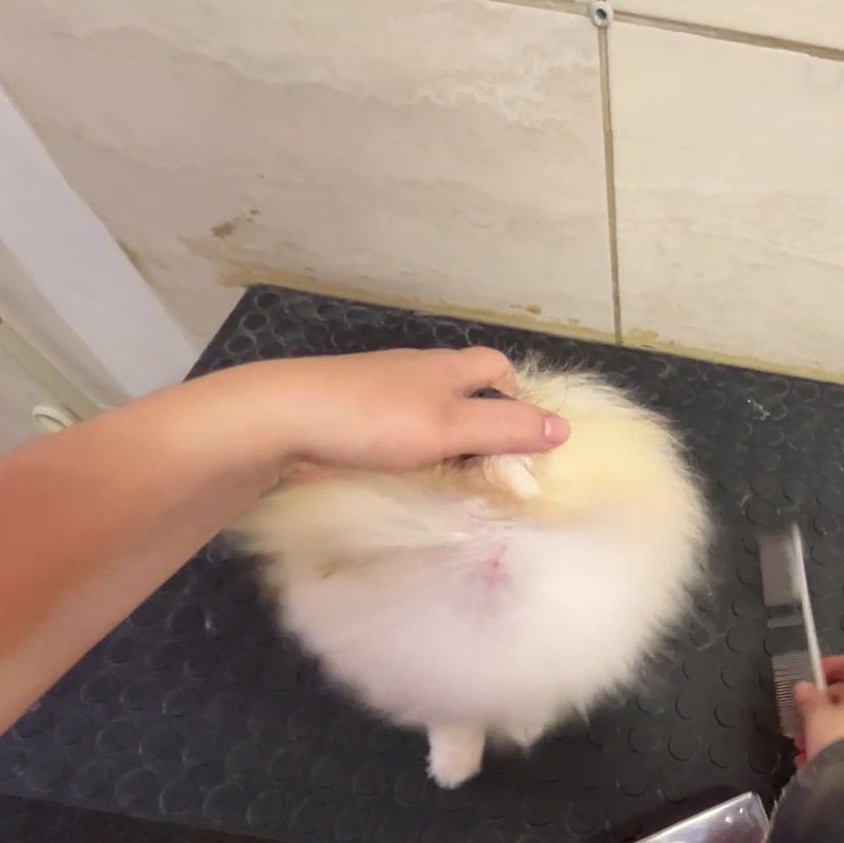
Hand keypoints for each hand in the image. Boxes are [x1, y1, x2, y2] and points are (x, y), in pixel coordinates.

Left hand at [205, 347, 569, 476]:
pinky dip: (416, 449)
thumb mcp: (453, 427)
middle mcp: (417, 373)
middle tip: (494, 463)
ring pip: (432, 411)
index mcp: (446, 368)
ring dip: (450, 439)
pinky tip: (411, 473)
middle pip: (466, 388)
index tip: (525, 433)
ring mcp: (382, 393)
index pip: (497, 366)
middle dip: (485, 419)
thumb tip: (563, 429)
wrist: (280, 420)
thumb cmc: (376, 418)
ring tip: (458, 476)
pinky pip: (401, 430)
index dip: (518, 392)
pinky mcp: (354, 416)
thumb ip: (507, 428)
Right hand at [793, 655, 843, 760]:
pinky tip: (813, 762)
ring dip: (825, 728)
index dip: (832, 665)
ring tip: (802, 745)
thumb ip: (808, 699)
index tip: (810, 677)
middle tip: (801, 715)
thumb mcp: (816, 717)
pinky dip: (835, 746)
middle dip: (823, 704)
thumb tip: (804, 687)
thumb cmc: (840, 739)